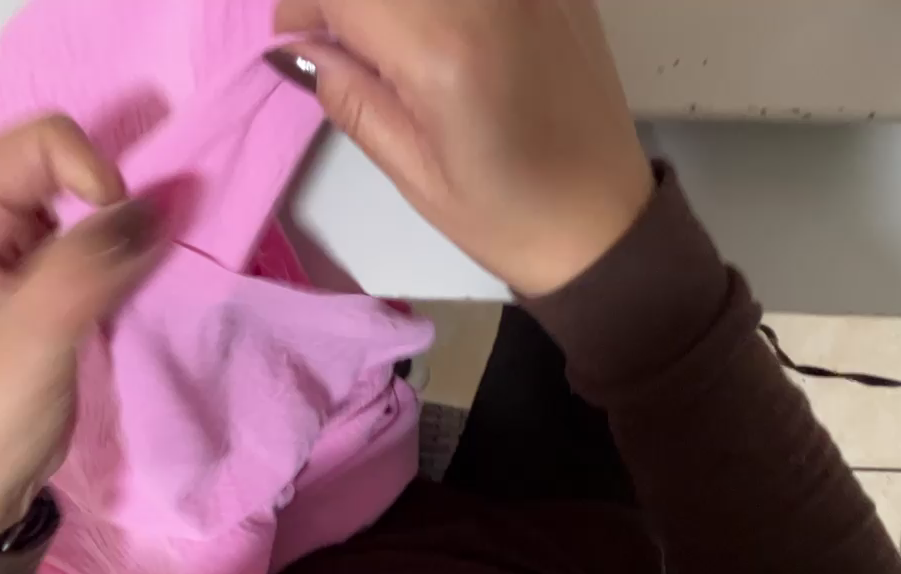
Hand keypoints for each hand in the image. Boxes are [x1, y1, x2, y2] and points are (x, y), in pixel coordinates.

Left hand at [0, 116, 162, 545]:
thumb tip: (162, 208)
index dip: (98, 179)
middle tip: (144, 264)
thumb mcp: (36, 331)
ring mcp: (18, 255)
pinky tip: (140, 295)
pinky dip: (127, 266)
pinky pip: (98, 253)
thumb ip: (93, 262)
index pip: (45, 144)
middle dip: (118, 208)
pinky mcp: (48, 291)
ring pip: (89, 213)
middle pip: (69, 170)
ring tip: (146, 283)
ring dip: (127, 240)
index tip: (125, 241)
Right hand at [276, 0, 652, 295]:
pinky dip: (439, 4)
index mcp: (447, 49)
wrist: (604, 226)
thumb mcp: (418, 177)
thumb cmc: (510, 220)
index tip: (295, 38)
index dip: (304, 4)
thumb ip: (354, 100)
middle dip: (348, 1)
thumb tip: (301, 47)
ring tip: (390, 48)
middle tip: (341, 41)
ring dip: (395, 5)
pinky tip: (440, 36)